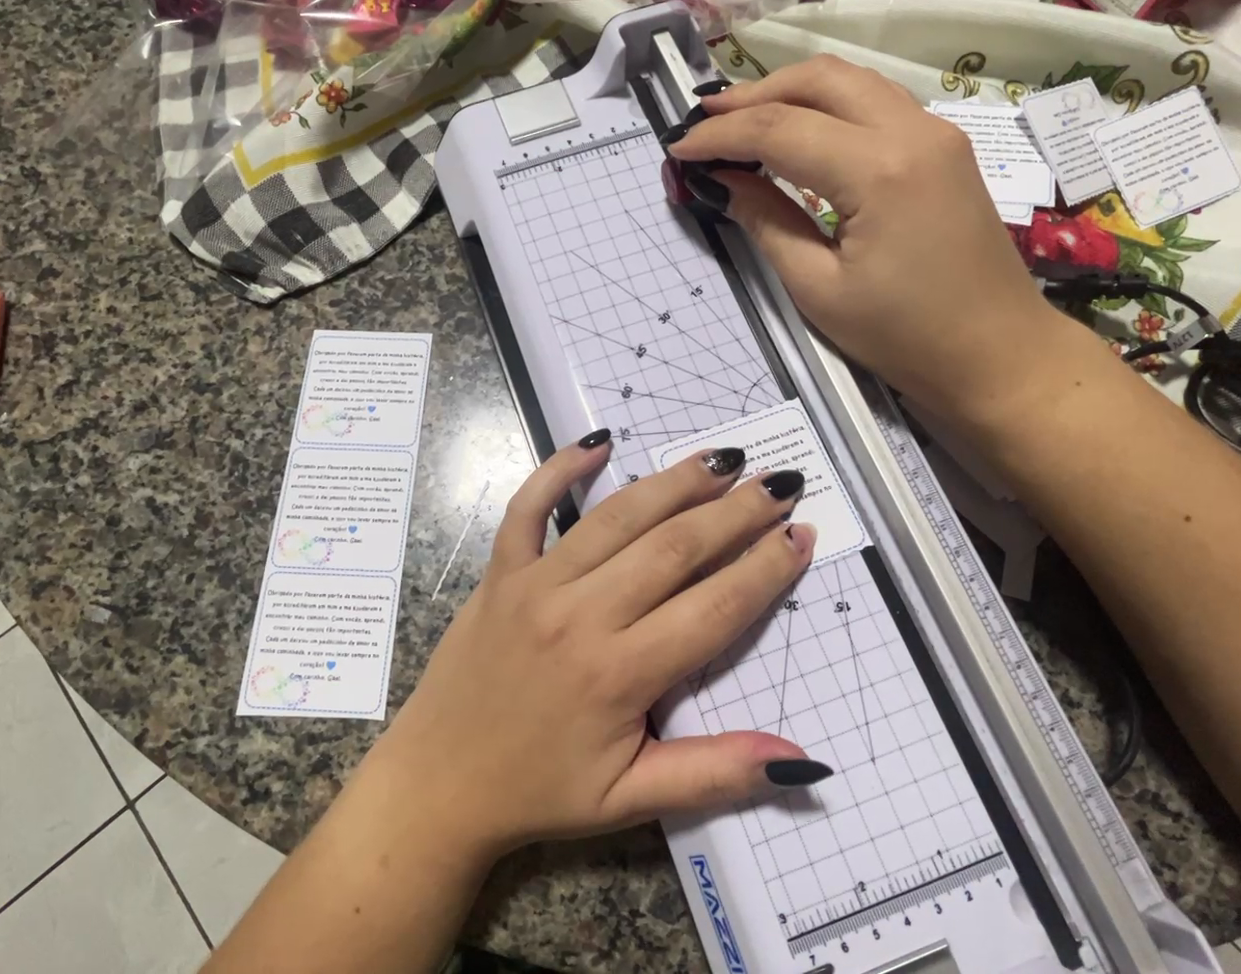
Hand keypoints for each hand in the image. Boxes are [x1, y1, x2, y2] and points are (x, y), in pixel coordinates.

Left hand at [359, 430, 828, 862]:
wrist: (437, 785)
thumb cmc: (540, 793)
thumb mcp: (631, 799)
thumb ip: (716, 773)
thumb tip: (802, 761)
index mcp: (619, 675)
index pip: (713, 608)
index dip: (765, 569)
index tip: (802, 534)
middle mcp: (580, 616)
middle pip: (674, 548)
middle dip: (736, 513)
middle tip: (781, 483)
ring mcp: (534, 585)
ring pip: (616, 518)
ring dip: (674, 482)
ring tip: (722, 460)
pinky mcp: (499, 573)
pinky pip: (527, 507)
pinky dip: (559, 469)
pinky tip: (599, 441)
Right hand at [669, 57, 1070, 426]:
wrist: (996, 355)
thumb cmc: (904, 337)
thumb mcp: (819, 288)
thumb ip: (766, 221)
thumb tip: (721, 180)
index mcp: (879, 170)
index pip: (780, 128)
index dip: (721, 135)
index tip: (678, 148)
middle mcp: (912, 130)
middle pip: (818, 79)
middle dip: (753, 93)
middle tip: (704, 120)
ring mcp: (936, 133)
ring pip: (850, 81)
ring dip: (791, 92)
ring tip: (741, 120)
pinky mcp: (943, 148)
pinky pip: (875, 103)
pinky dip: (826, 107)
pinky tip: (797, 135)